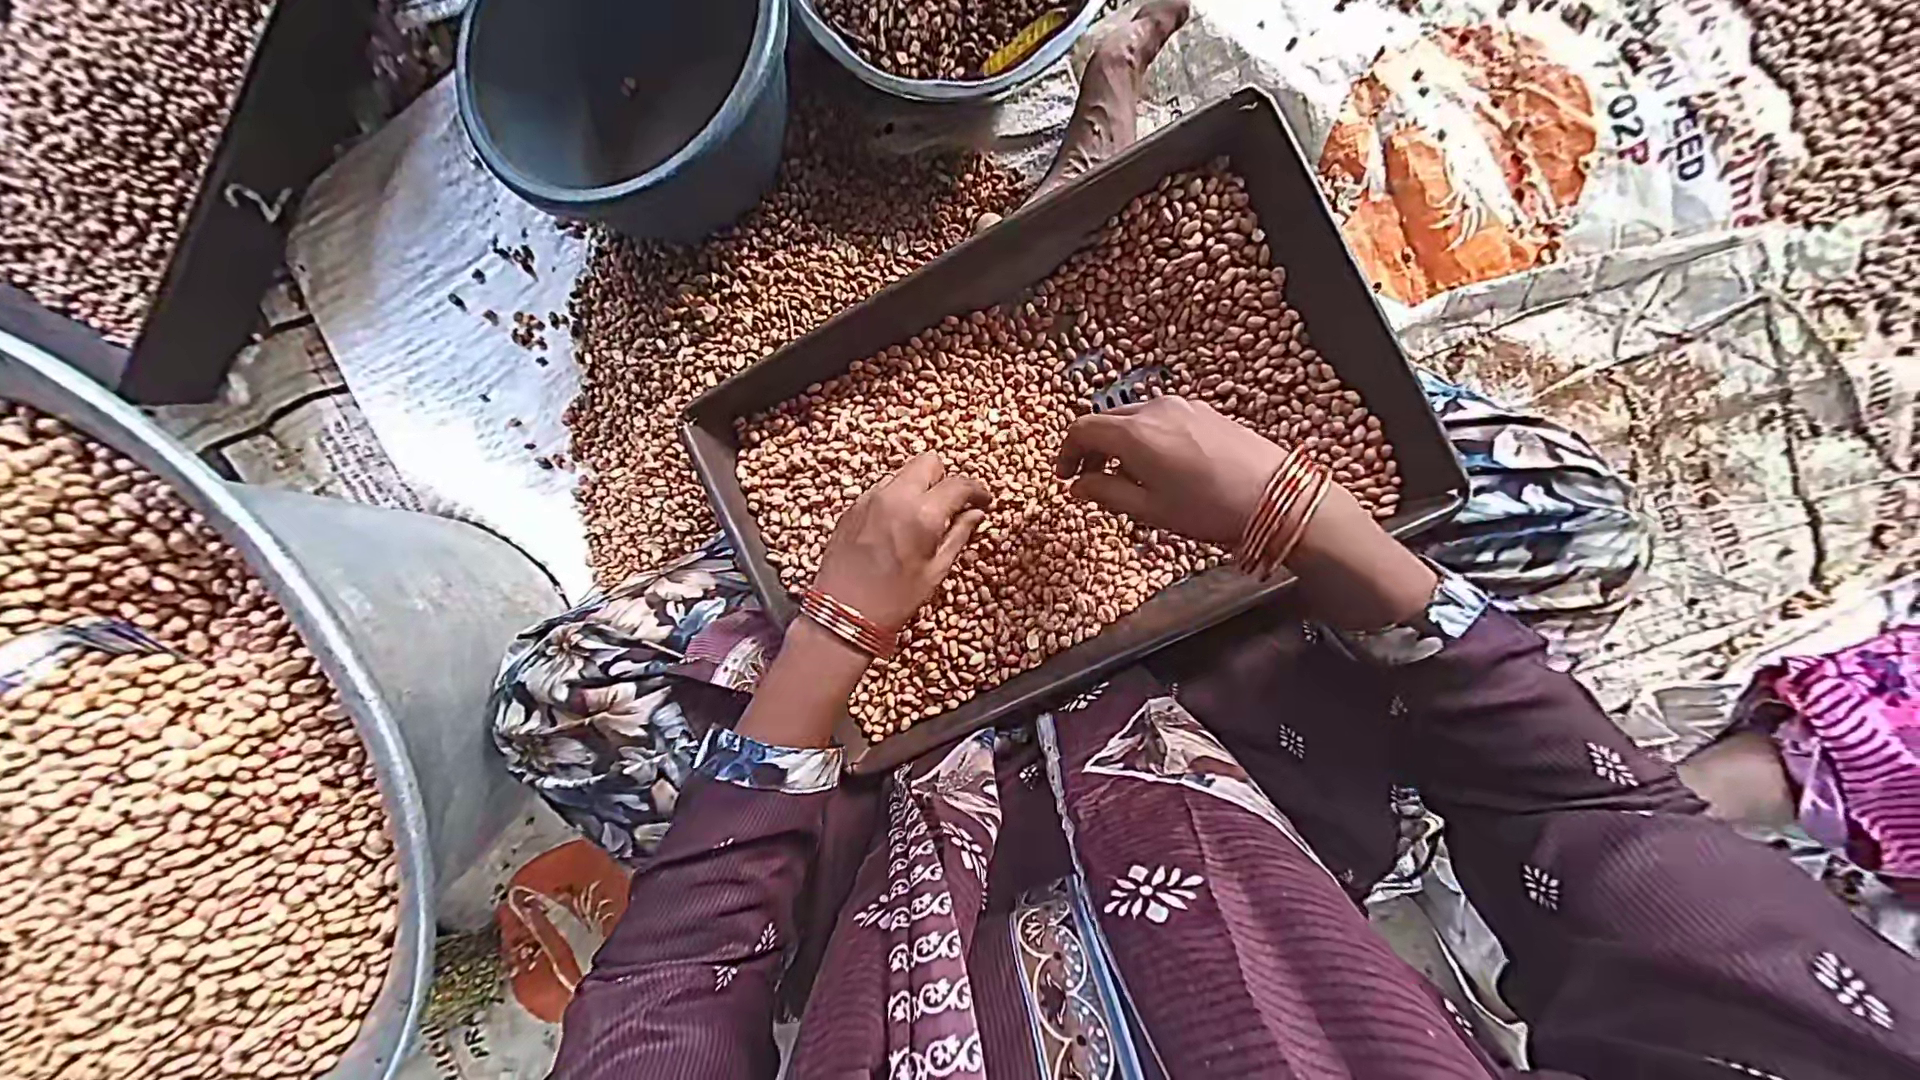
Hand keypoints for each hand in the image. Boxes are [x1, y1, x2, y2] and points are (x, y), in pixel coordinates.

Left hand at [811, 452, 992, 632]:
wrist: (844, 613)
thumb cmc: (894, 599)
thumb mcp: (936, 570)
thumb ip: (959, 535)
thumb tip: (975, 514)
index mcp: (922, 514)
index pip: (958, 484)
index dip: (976, 490)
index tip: (982, 501)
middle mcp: (895, 497)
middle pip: (928, 462)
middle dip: (944, 478)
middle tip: (951, 504)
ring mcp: (869, 499)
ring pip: (903, 472)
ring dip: (918, 486)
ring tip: (922, 516)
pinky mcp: (852, 506)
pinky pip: (881, 488)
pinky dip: (896, 497)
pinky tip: (898, 524)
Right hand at [1053, 396, 1284, 544]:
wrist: (1278, 498)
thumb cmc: (1209, 508)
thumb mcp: (1148, 509)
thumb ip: (1105, 493)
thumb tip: (1078, 486)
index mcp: (1134, 433)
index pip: (1082, 430)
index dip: (1066, 453)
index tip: (1065, 476)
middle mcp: (1155, 409)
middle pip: (1105, 420)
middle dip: (1091, 449)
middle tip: (1090, 479)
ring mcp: (1182, 406)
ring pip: (1132, 418)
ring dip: (1117, 442)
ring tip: (1125, 476)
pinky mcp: (1203, 411)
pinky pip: (1159, 418)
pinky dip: (1143, 436)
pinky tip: (1156, 464)